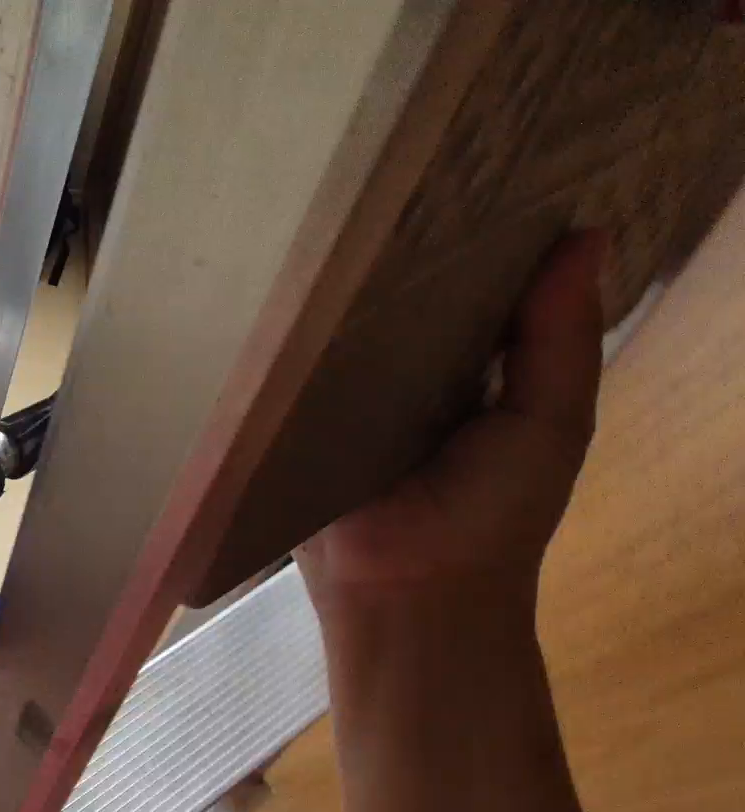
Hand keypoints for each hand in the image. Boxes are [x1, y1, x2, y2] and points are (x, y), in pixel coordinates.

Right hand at [297, 232, 607, 618]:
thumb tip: (585, 234)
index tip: (446, 184)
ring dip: (319, 317)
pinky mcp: (284, 438)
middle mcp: (394, 389)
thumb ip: (556, 340)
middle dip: (377, 276)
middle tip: (358, 201)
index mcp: (462, 378)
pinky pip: (282, 395)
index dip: (458, 250)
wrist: (405, 591)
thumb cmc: (491, 512)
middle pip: (385, 322)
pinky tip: (261, 320)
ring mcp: (333, 414)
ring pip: (328, 353)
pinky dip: (277, 365)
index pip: (456, 302)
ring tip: (300, 246)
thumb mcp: (548, 422)